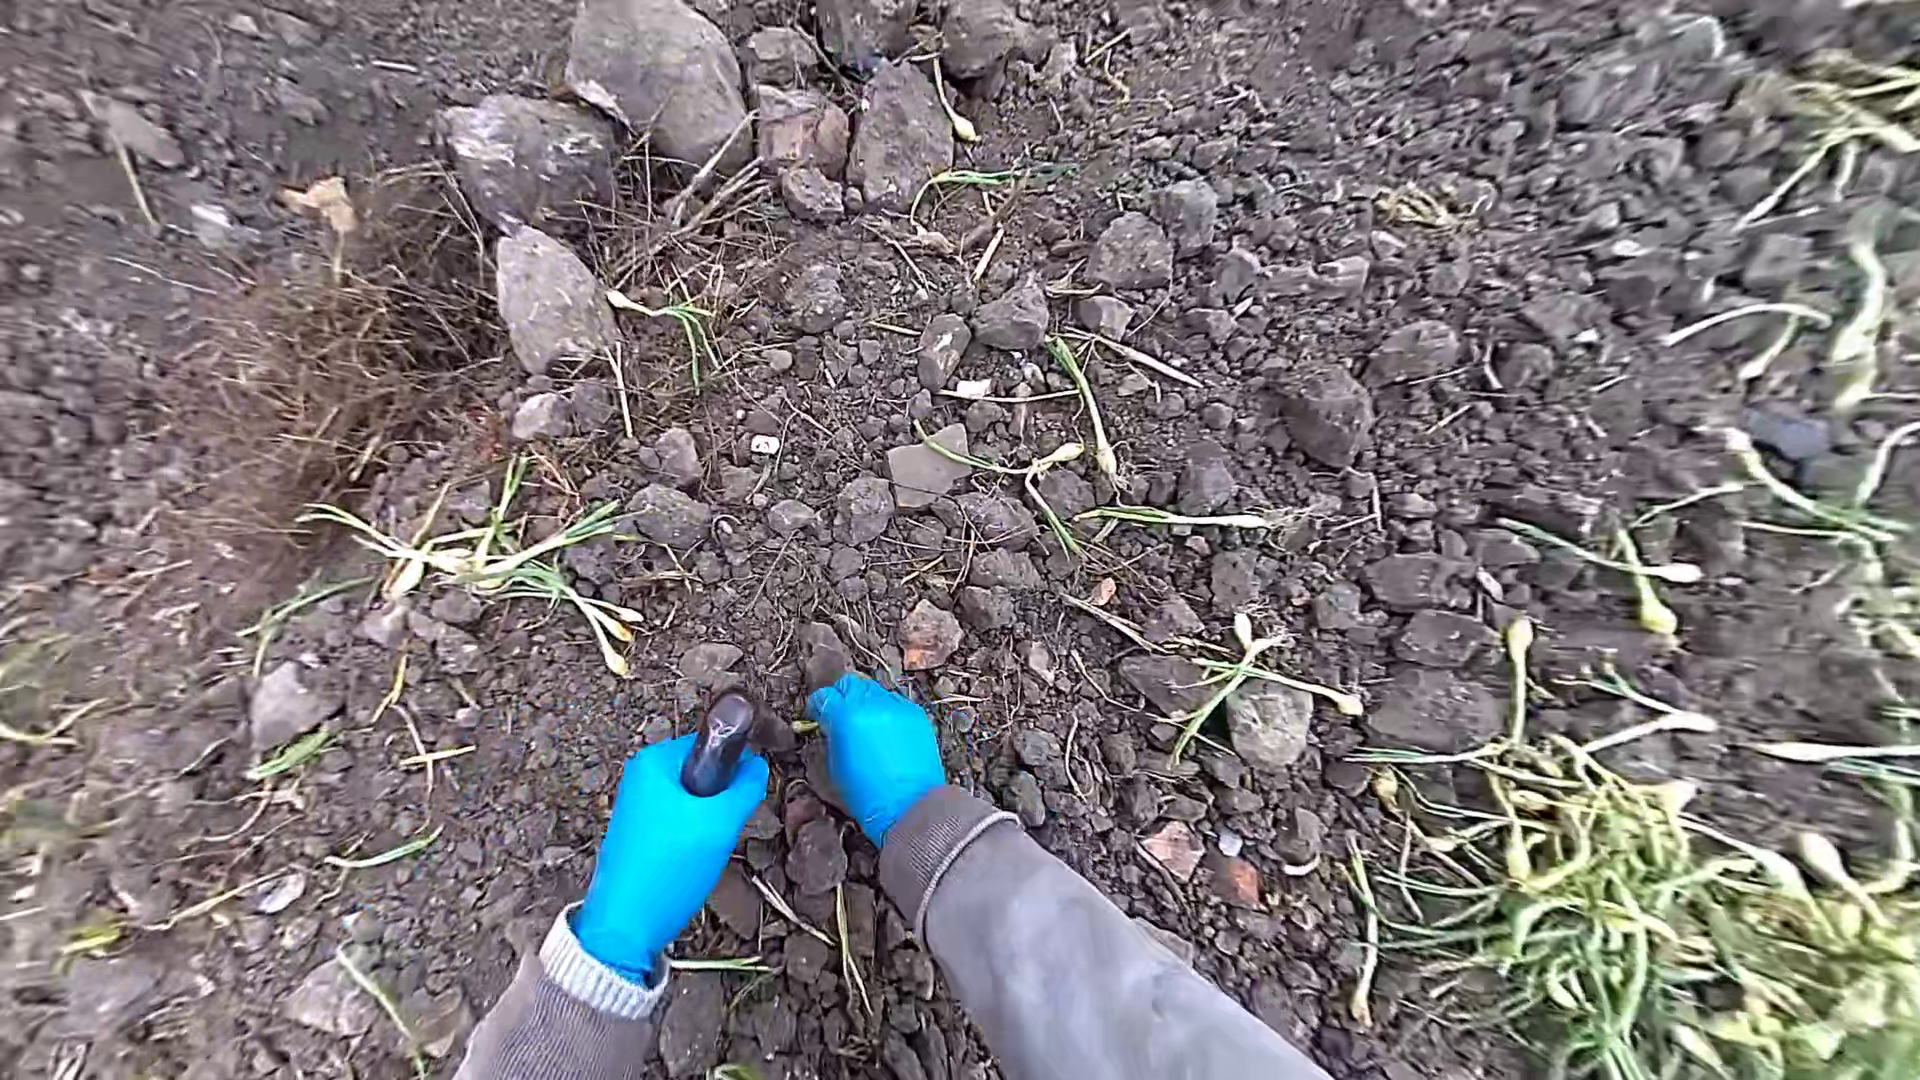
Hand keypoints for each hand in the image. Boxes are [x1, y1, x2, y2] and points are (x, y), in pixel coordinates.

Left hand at [572, 734, 769, 980]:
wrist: (623, 933)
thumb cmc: (665, 873)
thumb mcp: (721, 822)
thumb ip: (747, 785)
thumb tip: (757, 766)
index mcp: (654, 762)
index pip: (714, 742)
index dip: (736, 767)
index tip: (743, 792)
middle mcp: (642, 776)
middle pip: (706, 770)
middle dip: (722, 797)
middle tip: (720, 826)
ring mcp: (640, 802)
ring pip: (698, 795)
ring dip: (711, 817)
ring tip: (703, 845)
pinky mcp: (641, 827)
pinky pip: (684, 815)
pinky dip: (696, 831)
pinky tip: (691, 856)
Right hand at [806, 673, 944, 844]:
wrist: (910, 805)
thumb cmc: (870, 796)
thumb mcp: (836, 767)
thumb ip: (832, 736)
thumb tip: (830, 723)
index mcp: (848, 718)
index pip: (825, 696)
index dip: (819, 705)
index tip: (818, 713)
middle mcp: (873, 705)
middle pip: (850, 685)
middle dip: (842, 698)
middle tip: (841, 716)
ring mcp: (897, 707)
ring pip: (874, 690)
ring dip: (865, 703)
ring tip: (865, 725)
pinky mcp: (915, 713)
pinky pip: (894, 702)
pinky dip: (886, 711)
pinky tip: (885, 730)